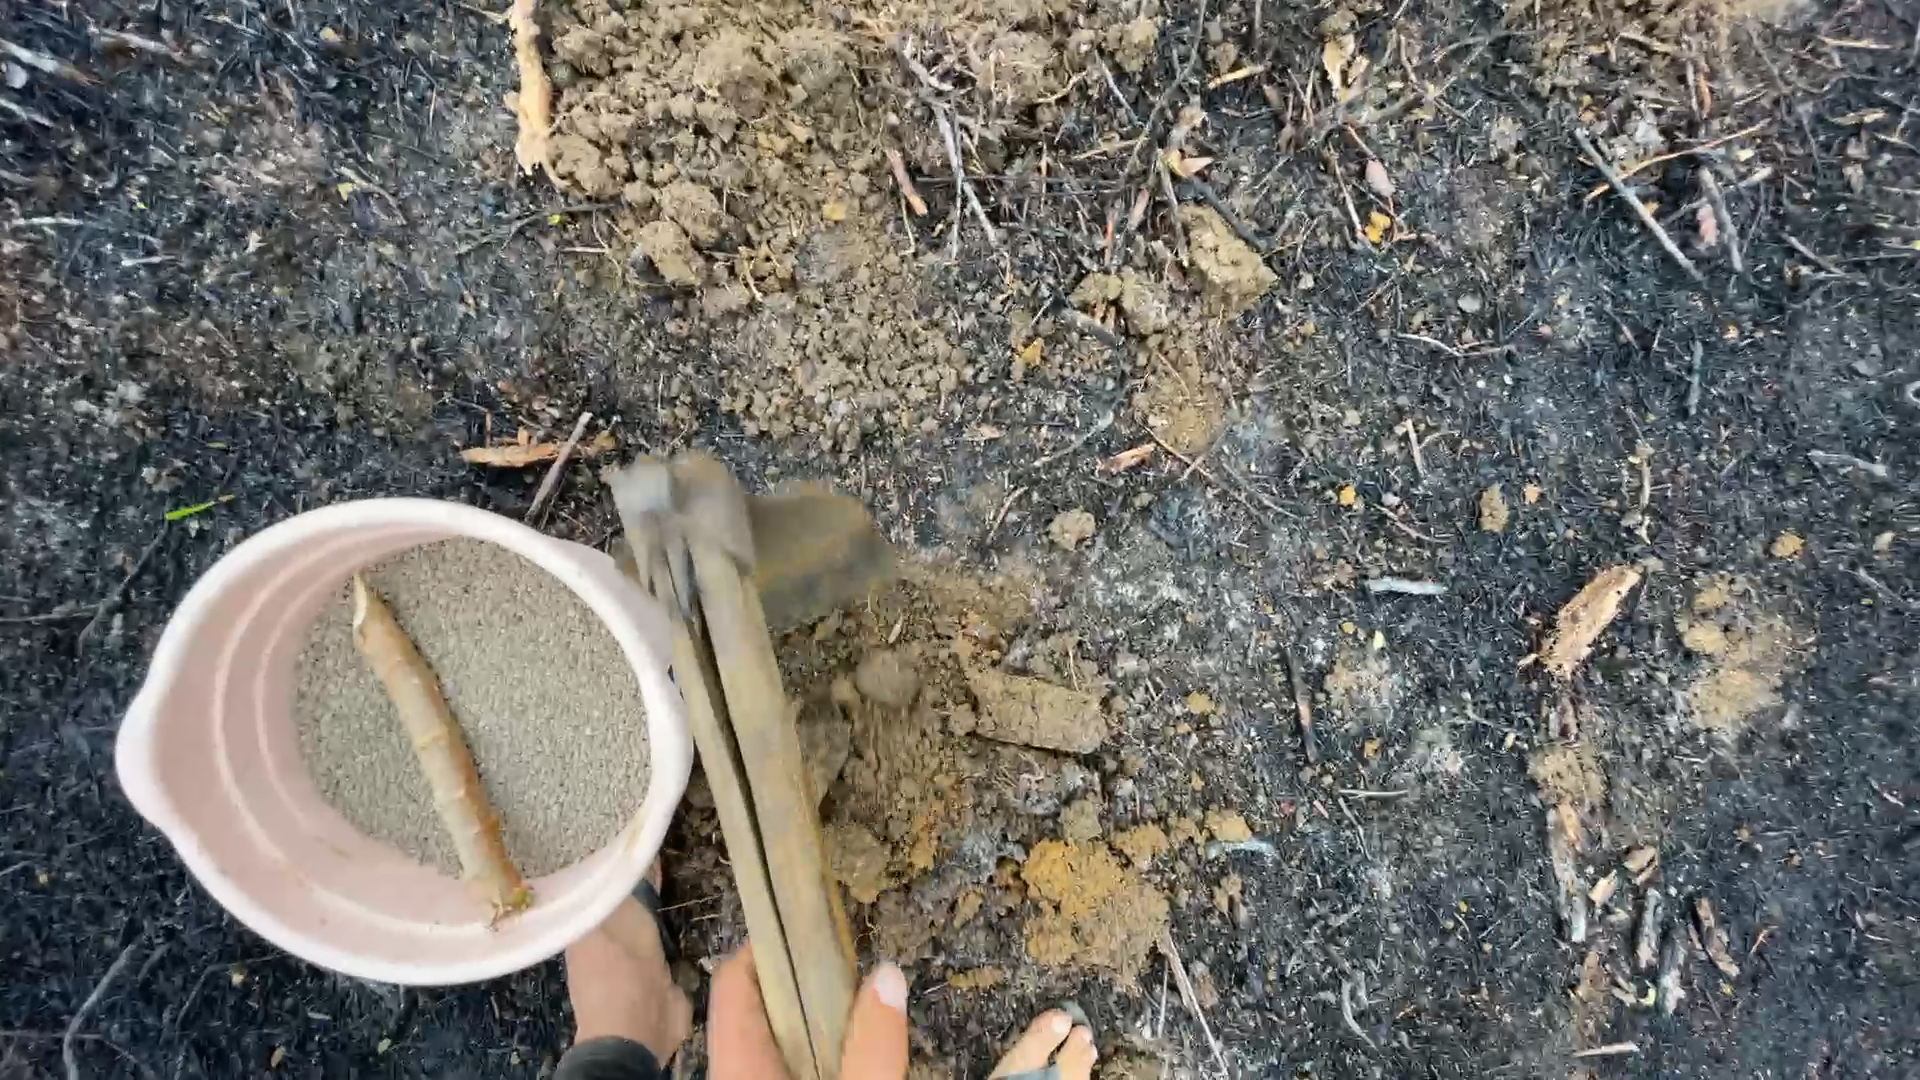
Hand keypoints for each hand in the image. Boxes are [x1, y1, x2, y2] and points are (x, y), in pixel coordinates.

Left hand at [708, 944, 908, 1079]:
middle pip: (755, 1000)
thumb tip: (888, 972)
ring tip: (856, 1003)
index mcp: (738, 1062)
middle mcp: (733, 1070)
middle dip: (802, 976)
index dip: (769, 941)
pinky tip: (848, 1053)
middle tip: (849, 967)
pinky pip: (783, 1062)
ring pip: (772, 1034)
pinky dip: (815, 1048)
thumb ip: (872, 1045)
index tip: (815, 925)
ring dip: (812, 1014)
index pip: (734, 977)